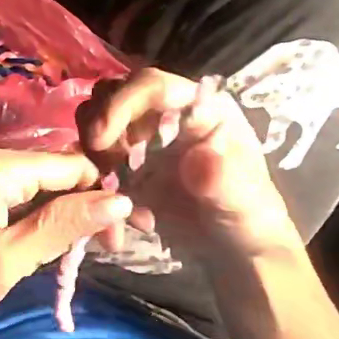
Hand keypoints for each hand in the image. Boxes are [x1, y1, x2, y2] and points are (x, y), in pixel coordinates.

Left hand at [0, 148, 132, 338]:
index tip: (124, 237)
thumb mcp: (6, 261)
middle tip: (111, 251)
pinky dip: (37, 220)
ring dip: (63, 216)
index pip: (70, 165)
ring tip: (88, 253)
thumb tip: (120, 200)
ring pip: (37, 187)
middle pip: (54, 173)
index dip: (103, 196)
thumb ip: (62, 226)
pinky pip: (15, 197)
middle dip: (85, 207)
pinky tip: (53, 244)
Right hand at [78, 68, 298, 263]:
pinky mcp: (121, 165)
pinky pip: (90, 164)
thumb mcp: (245, 205)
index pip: (151, 85)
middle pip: (111, 96)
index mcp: (199, 107)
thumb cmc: (248, 220)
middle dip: (98, 132)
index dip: (121, 105)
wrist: (233, 253)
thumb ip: (226, 181)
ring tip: (121, 206)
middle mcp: (164, 114)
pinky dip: (92, 192)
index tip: (100, 140)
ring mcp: (139, 137)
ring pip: (93, 125)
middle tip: (106, 176)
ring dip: (93, 164)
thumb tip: (201, 156)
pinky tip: (116, 228)